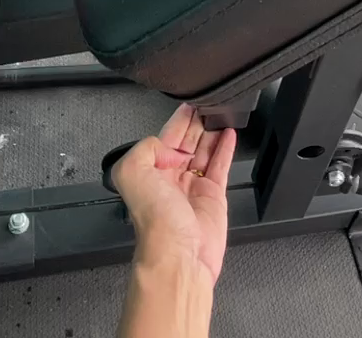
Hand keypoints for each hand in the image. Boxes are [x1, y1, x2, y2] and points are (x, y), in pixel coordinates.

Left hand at [112, 104, 237, 284]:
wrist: (179, 255)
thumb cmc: (155, 223)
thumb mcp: (132, 172)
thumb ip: (146, 146)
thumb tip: (172, 148)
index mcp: (150, 172)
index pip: (166, 138)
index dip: (177, 121)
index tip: (188, 105)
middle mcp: (171, 179)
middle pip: (186, 142)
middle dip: (195, 123)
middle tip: (206, 104)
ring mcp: (193, 187)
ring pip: (204, 151)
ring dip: (212, 131)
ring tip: (220, 114)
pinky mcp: (214, 196)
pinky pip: (220, 165)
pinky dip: (226, 148)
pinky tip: (229, 134)